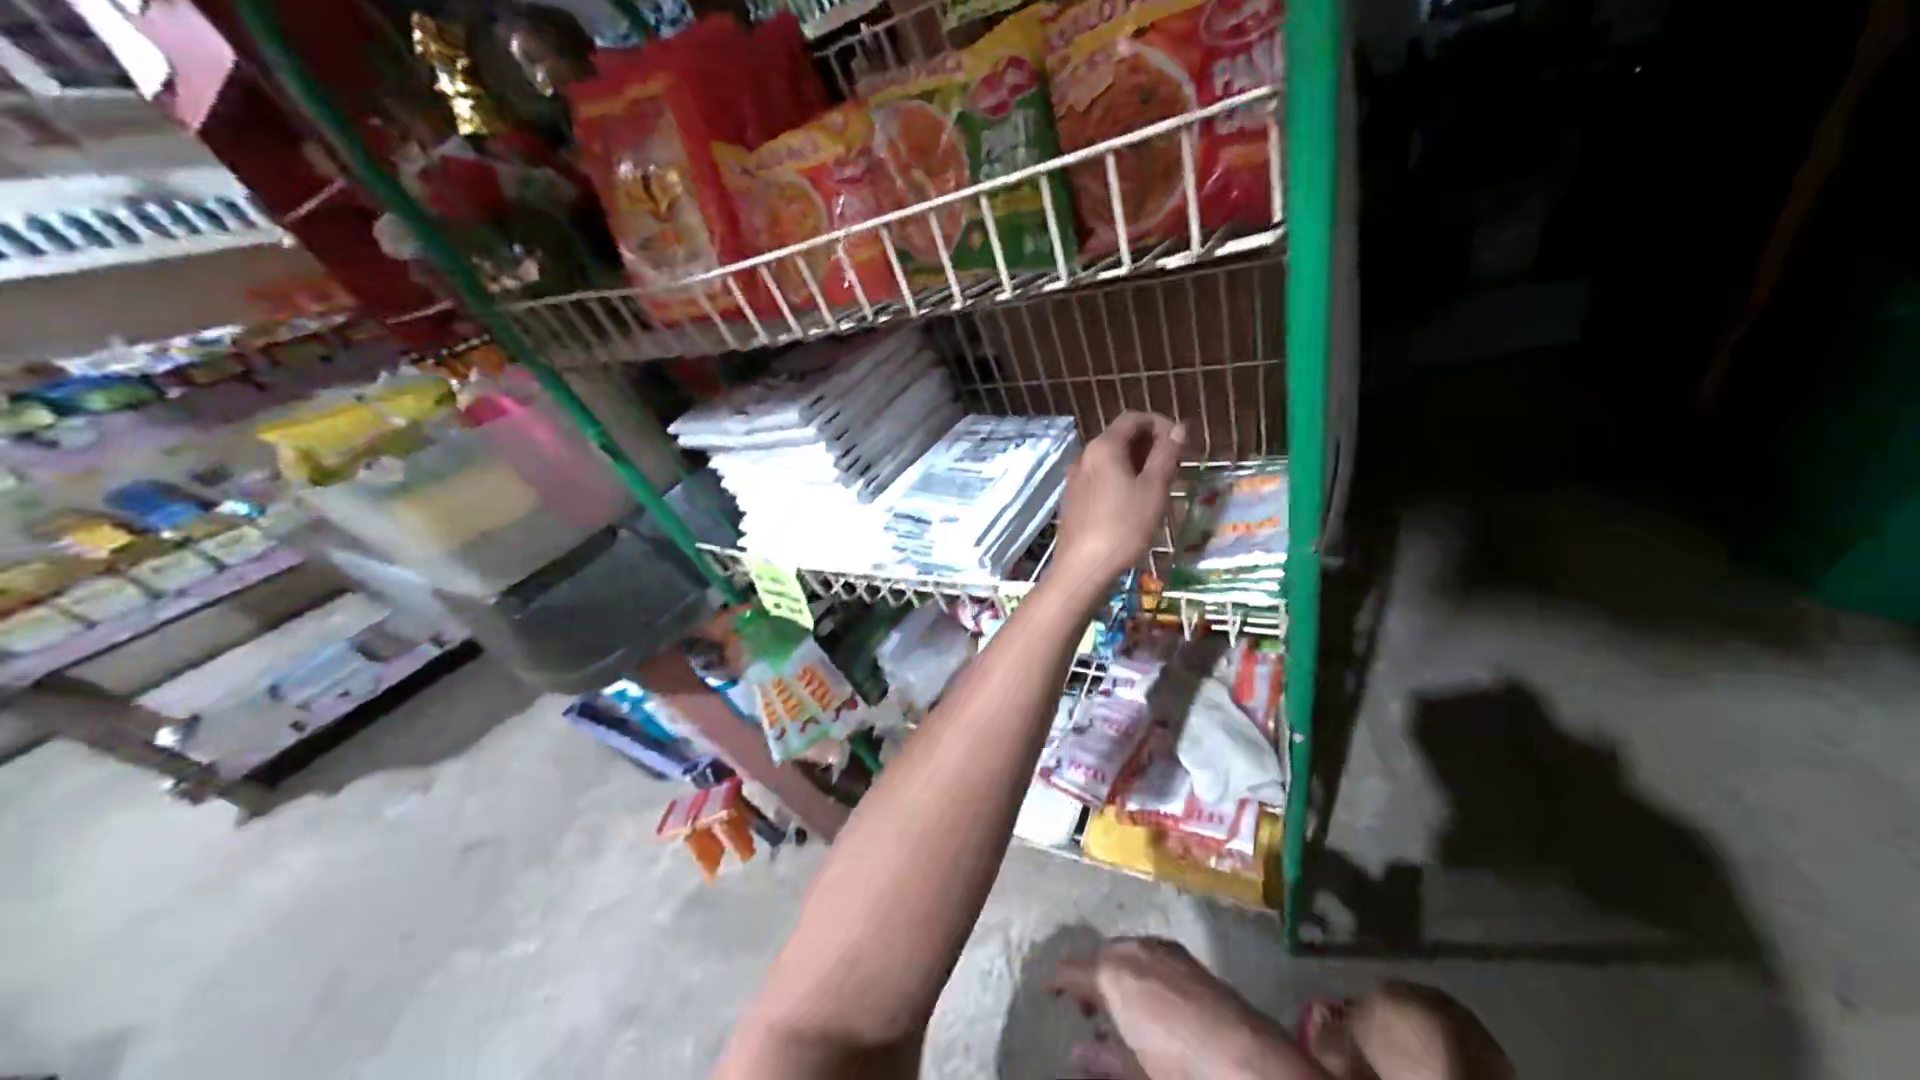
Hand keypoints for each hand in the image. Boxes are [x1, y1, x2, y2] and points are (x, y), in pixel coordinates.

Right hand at [1052, 938, 1310, 1079]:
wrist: (1254, 1066)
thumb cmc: (1181, 1071)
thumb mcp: (1135, 1072)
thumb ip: (1103, 1060)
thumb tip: (1077, 1054)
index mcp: (1112, 973)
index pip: (1071, 969)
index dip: (1058, 982)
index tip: (1049, 993)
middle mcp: (1135, 949)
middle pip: (1101, 957)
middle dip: (1091, 979)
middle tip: (1089, 1012)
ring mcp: (1166, 949)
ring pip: (1128, 953)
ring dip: (1118, 974)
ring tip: (1122, 1009)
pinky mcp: (1191, 959)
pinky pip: (1153, 956)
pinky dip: (1143, 972)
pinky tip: (1154, 1003)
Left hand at [1053, 412, 1182, 589]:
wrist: (1083, 568)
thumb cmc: (1123, 526)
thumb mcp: (1153, 489)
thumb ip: (1166, 455)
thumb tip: (1179, 429)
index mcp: (1103, 447)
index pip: (1133, 418)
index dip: (1161, 424)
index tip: (1181, 443)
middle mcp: (1084, 457)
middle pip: (1120, 438)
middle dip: (1150, 445)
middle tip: (1174, 466)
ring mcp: (1075, 479)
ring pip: (1111, 460)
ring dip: (1137, 463)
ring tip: (1159, 485)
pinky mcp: (1073, 500)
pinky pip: (1101, 478)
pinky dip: (1121, 479)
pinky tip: (1135, 502)